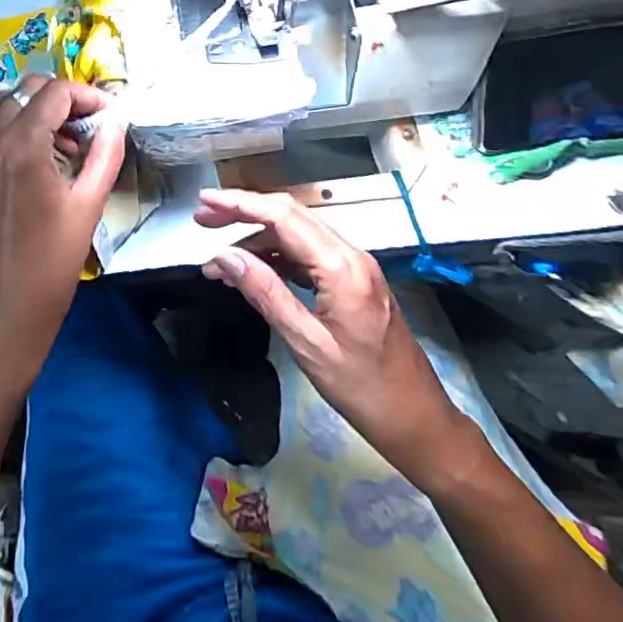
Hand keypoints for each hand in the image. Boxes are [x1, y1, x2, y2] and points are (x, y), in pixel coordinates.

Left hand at [0, 77, 126, 398]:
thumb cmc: (51, 264)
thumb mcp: (88, 206)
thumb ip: (105, 153)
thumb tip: (116, 119)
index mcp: (22, 146)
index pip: (54, 92)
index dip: (86, 96)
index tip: (106, 115)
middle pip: (23, 92)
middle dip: (58, 102)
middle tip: (84, 130)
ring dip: (32, 117)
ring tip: (60, 151)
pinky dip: (8, 138)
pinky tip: (27, 171)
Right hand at [195, 189, 468, 479]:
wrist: (419, 419)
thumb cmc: (365, 389)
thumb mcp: (307, 344)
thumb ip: (265, 293)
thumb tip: (225, 257)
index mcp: (342, 268)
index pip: (283, 217)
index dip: (239, 204)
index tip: (205, 202)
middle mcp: (351, 256)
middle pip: (290, 215)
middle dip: (243, 212)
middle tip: (203, 221)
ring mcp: (354, 266)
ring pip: (297, 233)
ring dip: (256, 237)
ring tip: (218, 258)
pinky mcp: (352, 280)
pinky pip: (307, 254)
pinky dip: (275, 255)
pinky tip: (251, 270)